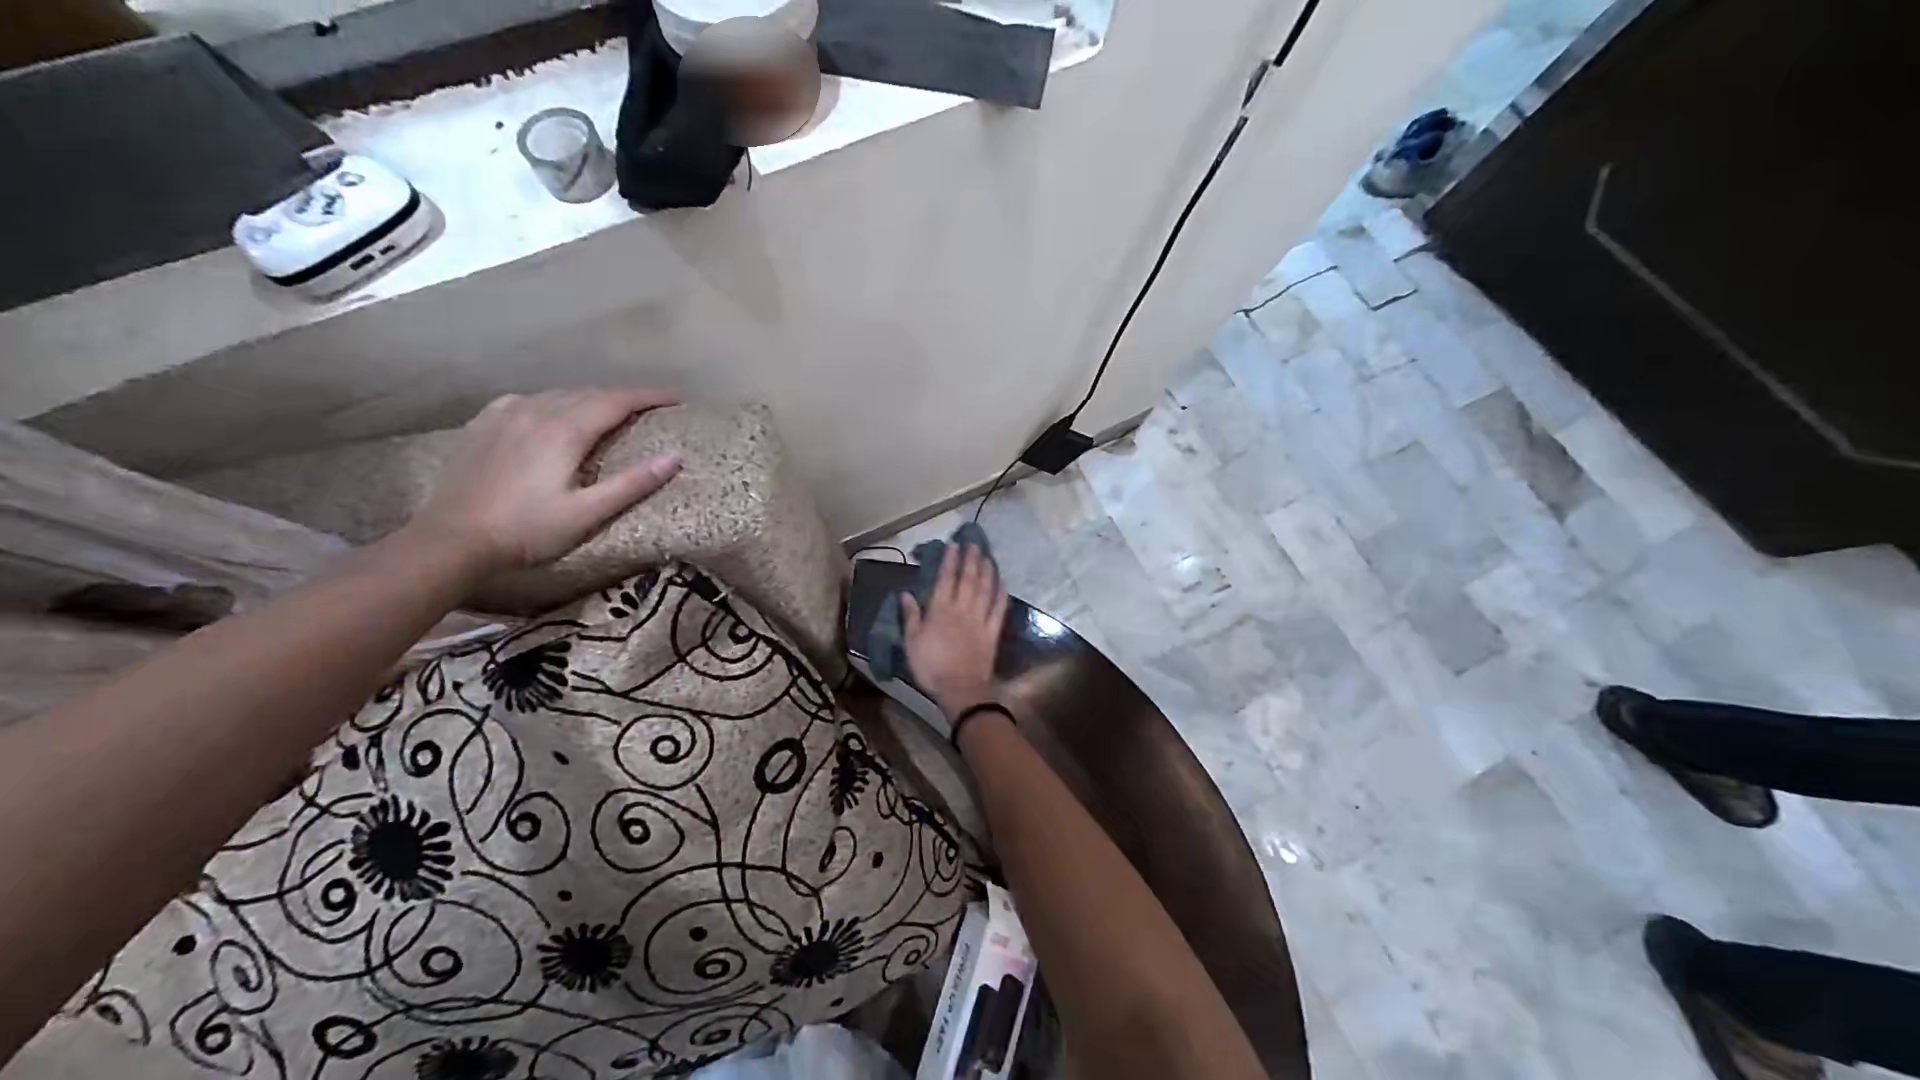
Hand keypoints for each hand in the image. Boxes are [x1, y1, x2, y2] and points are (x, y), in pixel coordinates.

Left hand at [406, 389, 681, 572]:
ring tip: (609, 411)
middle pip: (589, 393)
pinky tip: (552, 413)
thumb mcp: (587, 514)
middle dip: (624, 397)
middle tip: (649, 408)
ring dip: (590, 398)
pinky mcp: (483, 425)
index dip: (649, 396)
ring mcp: (504, 415)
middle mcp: (536, 411)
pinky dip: (553, 402)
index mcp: (564, 430)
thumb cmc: (526, 531)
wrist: (452, 540)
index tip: (676, 399)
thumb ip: (631, 484)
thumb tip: (675, 457)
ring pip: (558, 394)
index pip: (616, 400)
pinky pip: (528, 400)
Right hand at [901, 544, 1008, 717]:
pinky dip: (1001, 595)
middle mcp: (962, 609)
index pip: (946, 579)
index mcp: (940, 610)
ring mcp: (979, 620)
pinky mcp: (992, 632)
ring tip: (987, 557)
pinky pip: (998, 609)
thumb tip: (906, 594)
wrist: (960, 688)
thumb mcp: (912, 642)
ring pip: (985, 589)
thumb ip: (911, 616)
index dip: (950, 561)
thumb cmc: (931, 667)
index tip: (953, 545)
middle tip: (974, 544)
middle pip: (968, 579)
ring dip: (987, 571)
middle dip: (971, 560)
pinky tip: (1003, 584)